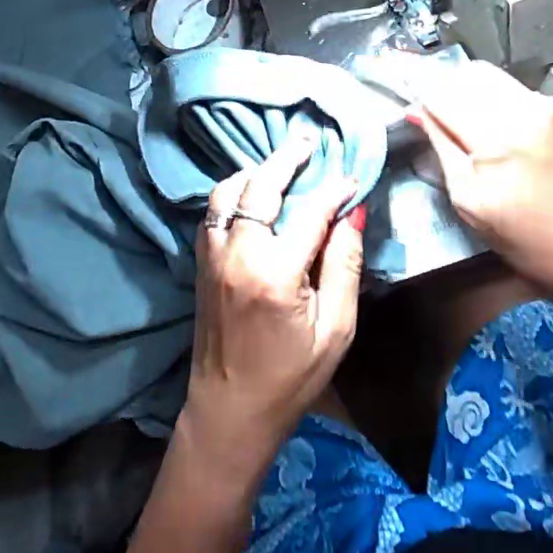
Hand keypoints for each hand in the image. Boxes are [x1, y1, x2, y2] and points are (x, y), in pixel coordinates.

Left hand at [181, 129, 365, 479]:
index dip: (333, 191)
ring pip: (226, 192)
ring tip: (280, 163)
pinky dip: (233, 191)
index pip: (309, 212)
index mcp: (274, 273)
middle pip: (259, 186)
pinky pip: (213, 211)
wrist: (229, 411)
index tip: (351, 180)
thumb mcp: (335, 330)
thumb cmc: (290, 378)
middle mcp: (237, 254)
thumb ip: (343, 266)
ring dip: (254, 171)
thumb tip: (351, 215)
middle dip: (286, 158)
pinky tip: (252, 192)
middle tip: (308, 140)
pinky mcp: (201, 264)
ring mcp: (212, 256)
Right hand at [407, 61, 552, 320]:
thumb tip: (419, 111)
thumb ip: (443, 149)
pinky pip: (552, 104)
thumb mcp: (474, 206)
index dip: (423, 91)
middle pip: (476, 74)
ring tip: (514, 152)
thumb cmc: (540, 248)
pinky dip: (539, 122)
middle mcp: (538, 105)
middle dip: (458, 94)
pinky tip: (552, 156)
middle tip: (457, 125)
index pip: (444, 90)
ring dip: (499, 108)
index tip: (413, 94)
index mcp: (502, 132)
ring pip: (515, 89)